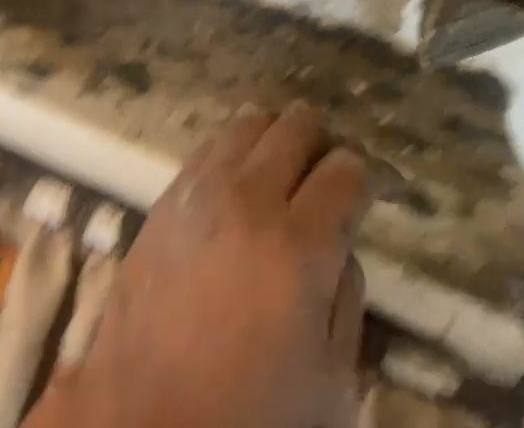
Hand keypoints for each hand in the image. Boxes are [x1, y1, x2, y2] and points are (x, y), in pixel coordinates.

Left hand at [29, 104, 368, 427]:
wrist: (145, 410)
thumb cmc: (249, 407)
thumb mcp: (330, 374)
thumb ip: (346, 295)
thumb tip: (340, 245)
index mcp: (298, 244)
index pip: (347, 172)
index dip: (372, 176)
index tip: (379, 191)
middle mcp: (248, 200)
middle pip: (297, 128)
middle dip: (326, 141)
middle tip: (333, 173)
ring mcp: (198, 192)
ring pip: (247, 123)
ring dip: (276, 136)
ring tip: (288, 168)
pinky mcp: (163, 199)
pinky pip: (208, 148)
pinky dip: (234, 150)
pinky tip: (241, 180)